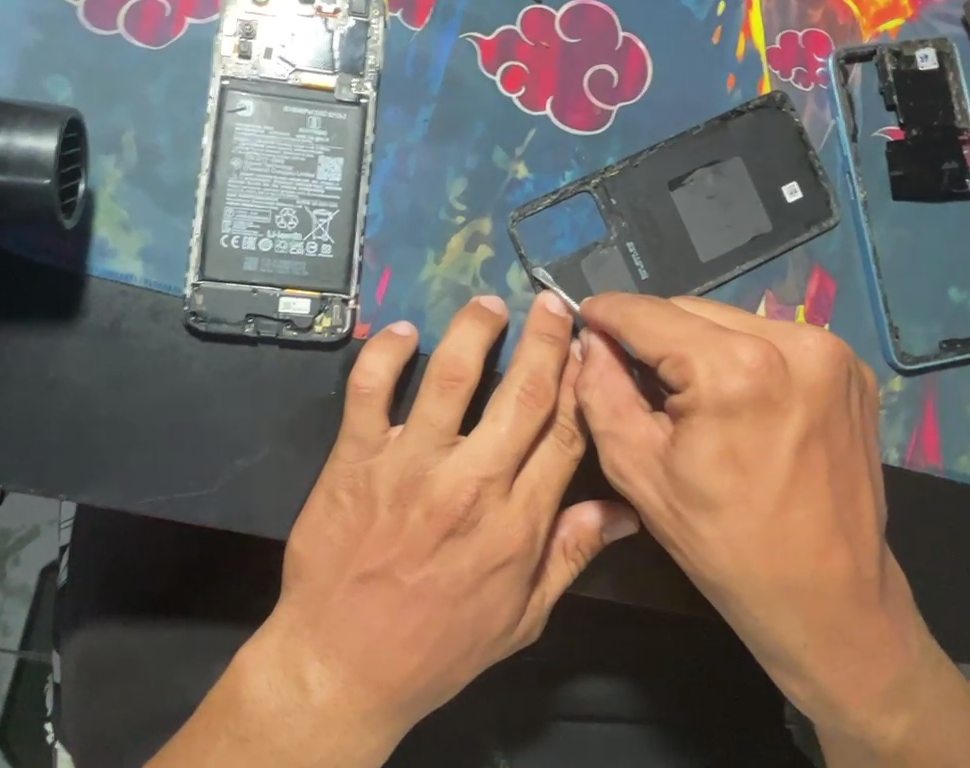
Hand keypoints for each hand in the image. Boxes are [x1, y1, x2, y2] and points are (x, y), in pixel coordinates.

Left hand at [239, 294, 638, 756]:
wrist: (344, 664)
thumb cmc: (439, 646)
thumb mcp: (522, 617)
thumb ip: (571, 555)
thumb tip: (625, 511)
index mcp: (517, 522)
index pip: (563, 433)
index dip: (580, 384)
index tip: (588, 348)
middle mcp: (471, 482)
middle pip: (521, 394)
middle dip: (544, 341)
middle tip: (553, 304)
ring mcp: (410, 464)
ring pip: (451, 376)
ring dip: (474, 330)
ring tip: (487, 304)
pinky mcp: (356, 457)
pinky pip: (369, 389)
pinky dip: (386, 352)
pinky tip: (403, 332)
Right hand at [573, 295, 930, 745]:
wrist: (827, 595)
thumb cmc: (721, 540)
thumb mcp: (636, 468)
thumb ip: (601, 390)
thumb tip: (591, 341)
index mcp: (734, 369)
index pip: (649, 313)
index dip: (606, 312)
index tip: (582, 317)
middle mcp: (792, 343)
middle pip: (691, 310)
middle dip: (652, 331)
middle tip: (625, 364)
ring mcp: (831, 353)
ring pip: (731, 320)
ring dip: (696, 341)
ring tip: (680, 386)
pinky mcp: (850, 369)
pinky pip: (771, 339)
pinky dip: (740, 354)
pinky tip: (730, 396)